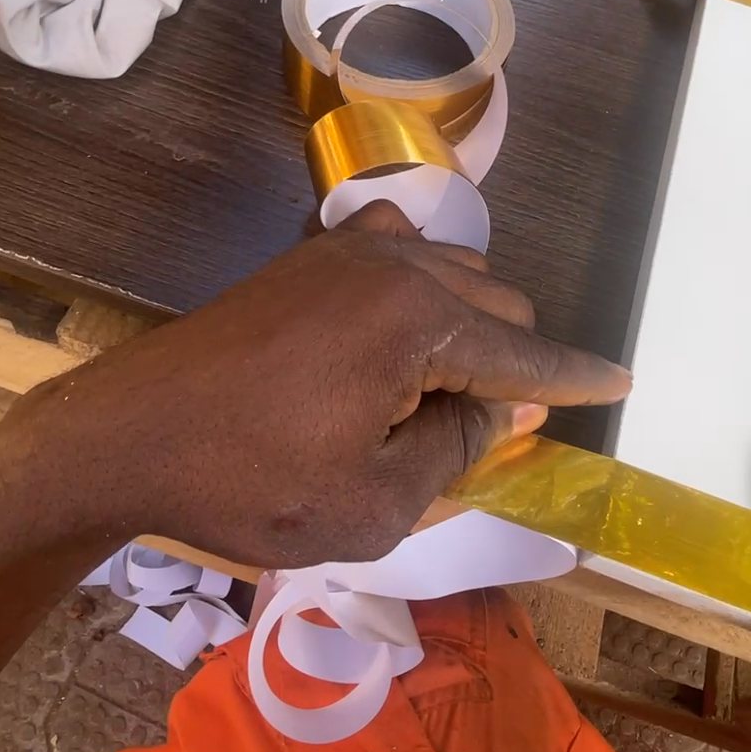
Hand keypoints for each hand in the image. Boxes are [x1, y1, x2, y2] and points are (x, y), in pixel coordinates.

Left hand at [0, 202, 630, 568]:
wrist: (130, 433)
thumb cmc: (251, 485)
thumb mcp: (374, 503)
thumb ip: (457, 446)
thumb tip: (507, 404)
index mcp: (418, 323)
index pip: (526, 354)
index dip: (577, 378)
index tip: (620, 382)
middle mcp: (395, 265)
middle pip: (498, 302)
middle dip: (511, 362)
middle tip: (479, 426)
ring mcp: (347, 249)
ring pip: (453, 272)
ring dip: (468, 325)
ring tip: (433, 390)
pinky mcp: (308, 254)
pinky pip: (397, 249)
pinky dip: (420, 284)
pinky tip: (397, 325)